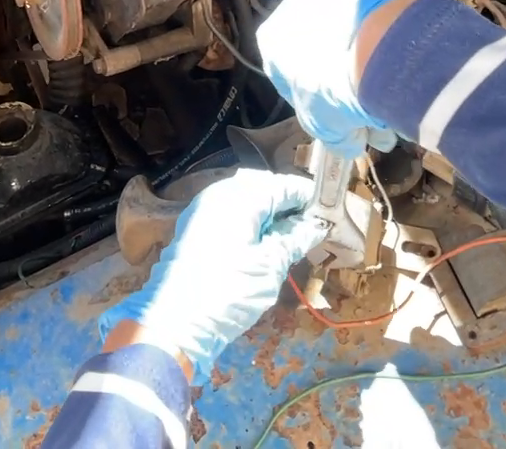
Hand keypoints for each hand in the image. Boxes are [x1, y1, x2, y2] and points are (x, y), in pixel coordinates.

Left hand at [100, 170, 323, 379]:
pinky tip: (264, 241)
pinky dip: (251, 220)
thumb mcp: (269, 267)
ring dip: (270, 212)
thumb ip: (293, 238)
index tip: (330, 210)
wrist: (175, 320)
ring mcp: (204, 208)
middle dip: (288, 203)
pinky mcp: (196, 225)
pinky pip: (231, 211)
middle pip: (263, 187)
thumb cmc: (227, 292)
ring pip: (246, 199)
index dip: (307, 196)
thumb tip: (315, 224)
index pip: (282, 185)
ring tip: (293, 235)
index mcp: (239, 197)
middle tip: (313, 224)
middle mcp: (219, 193)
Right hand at [255, 0, 430, 156]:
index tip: (337, 115)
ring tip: (396, 95)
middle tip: (372, 110)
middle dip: (345, 83)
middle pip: (322, 53)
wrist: (377, 48)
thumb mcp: (323, 126)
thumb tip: (350, 141)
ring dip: (368, 64)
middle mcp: (297, 8)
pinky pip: (376, 21)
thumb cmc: (333, 89)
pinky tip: (403, 67)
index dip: (314, 99)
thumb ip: (332, 133)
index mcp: (272, 38)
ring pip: (351, 36)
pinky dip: (388, 43)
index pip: (286, 74)